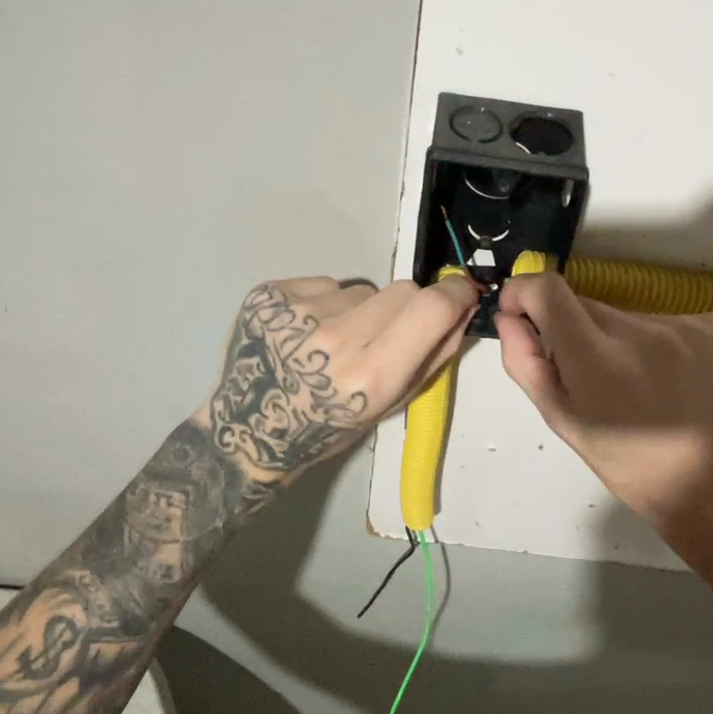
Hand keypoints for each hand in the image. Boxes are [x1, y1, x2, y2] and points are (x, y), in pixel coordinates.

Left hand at [203, 274, 477, 489]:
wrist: (249, 429)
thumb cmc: (328, 427)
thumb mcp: (390, 405)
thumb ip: (432, 356)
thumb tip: (463, 306)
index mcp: (370, 377)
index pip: (431, 308)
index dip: (455, 292)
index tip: (460, 291)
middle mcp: (335, 340)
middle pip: (402, 290)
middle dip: (408, 306)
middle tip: (386, 334)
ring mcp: (298, 313)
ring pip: (362, 289)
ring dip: (361, 309)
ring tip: (333, 342)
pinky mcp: (270, 295)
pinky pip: (325, 284)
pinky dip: (326, 304)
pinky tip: (306, 332)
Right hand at [496, 273, 712, 533]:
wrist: (712, 484)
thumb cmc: (628, 464)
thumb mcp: (563, 422)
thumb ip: (526, 364)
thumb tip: (508, 317)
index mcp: (597, 360)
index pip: (547, 290)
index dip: (525, 293)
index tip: (521, 312)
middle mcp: (641, 332)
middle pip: (587, 306)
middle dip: (577, 331)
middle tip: (594, 377)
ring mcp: (686, 326)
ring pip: (628, 316)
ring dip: (622, 339)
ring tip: (641, 384)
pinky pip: (669, 320)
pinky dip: (662, 341)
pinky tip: (674, 377)